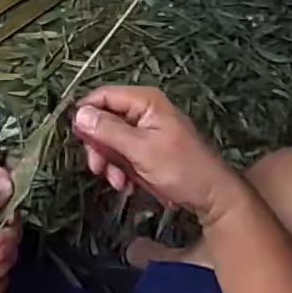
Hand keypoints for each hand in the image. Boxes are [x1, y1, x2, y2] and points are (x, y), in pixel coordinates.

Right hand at [71, 86, 245, 222]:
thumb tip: (79, 114)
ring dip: (110, 161)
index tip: (78, 139)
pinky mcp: (149, 146)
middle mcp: (144, 109)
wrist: (213, 197)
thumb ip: (108, 130)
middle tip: (97, 168)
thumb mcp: (140, 149)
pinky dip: (121, 167)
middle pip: (105, 118)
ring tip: (117, 182)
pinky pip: (124, 151)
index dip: (87, 114)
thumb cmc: (180, 168)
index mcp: (145, 100)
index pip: (103, 95)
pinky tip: (125, 184)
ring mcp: (147, 128)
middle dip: (99, 145)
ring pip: (112, 138)